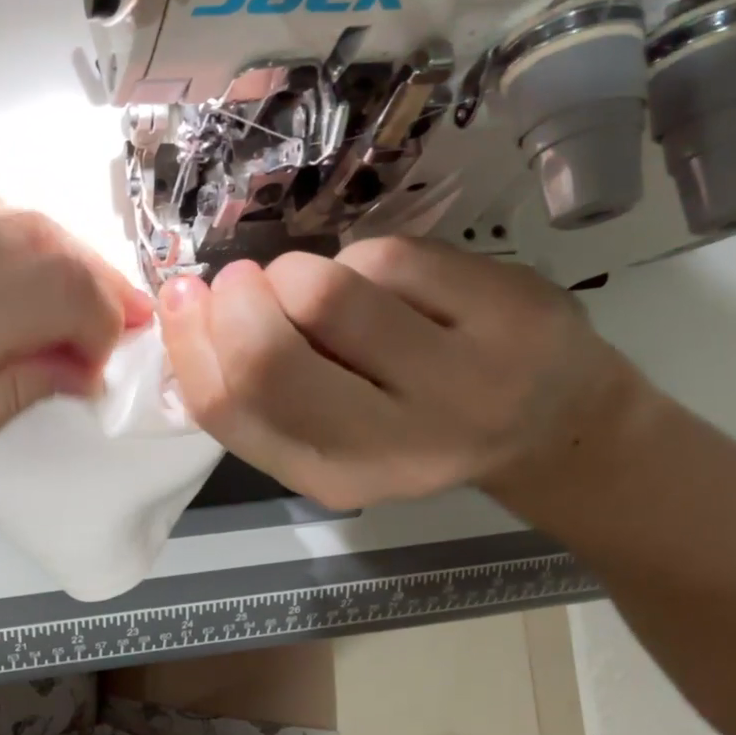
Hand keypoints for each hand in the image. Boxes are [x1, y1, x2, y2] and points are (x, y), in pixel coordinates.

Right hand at [157, 237, 635, 510]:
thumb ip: (261, 400)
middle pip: (270, 358)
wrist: (551, 425)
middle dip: (237, 302)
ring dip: (300, 274)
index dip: (190, 344)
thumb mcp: (329, 442)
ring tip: (323, 291)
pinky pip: (390, 257)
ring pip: (327, 292)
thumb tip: (191, 312)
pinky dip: (366, 259)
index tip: (184, 298)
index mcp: (334, 477)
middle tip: (243, 284)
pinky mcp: (511, 312)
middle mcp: (396, 444)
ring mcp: (463, 379)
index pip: (231, 409)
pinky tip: (390, 286)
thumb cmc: (415, 430)